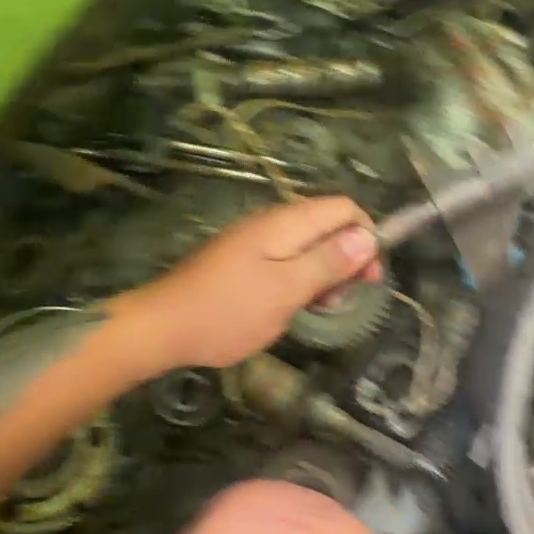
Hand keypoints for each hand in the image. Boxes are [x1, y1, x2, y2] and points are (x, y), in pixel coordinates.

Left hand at [109, 197, 381, 371]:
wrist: (164, 326)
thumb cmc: (229, 310)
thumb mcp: (286, 290)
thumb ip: (327, 262)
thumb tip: (367, 236)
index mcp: (285, 222)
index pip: (343, 207)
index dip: (365, 234)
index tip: (370, 275)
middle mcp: (273, 223)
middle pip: (327, 225)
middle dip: (347, 256)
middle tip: (349, 297)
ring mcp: (256, 242)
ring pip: (307, 245)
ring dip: (325, 272)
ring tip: (323, 308)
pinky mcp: (244, 261)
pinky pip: (285, 260)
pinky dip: (301, 279)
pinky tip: (297, 307)